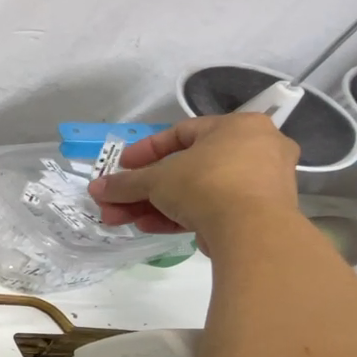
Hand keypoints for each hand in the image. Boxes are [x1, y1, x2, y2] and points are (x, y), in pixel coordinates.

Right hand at [88, 113, 300, 240]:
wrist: (252, 228)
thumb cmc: (205, 184)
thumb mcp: (154, 180)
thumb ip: (123, 183)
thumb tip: (96, 188)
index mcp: (237, 127)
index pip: (181, 133)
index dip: (144, 150)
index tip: (120, 166)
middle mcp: (255, 148)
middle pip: (183, 168)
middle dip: (141, 188)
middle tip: (113, 201)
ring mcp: (259, 181)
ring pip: (194, 190)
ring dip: (152, 205)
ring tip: (122, 219)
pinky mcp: (258, 210)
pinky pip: (211, 206)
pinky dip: (178, 215)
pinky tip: (149, 227)